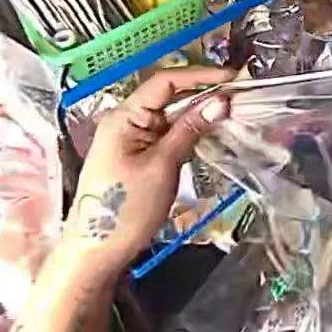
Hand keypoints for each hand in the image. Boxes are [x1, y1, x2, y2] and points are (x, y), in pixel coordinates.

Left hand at [59, 66, 234, 280]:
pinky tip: (210, 131)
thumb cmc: (125, 209)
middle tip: (237, 93)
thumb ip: (191, 129)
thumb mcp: (162, 166)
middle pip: (168, 95)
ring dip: (198, 111)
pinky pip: (168, 132)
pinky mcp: (138, 155)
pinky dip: (190, 129)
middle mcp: (126, 122)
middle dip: (202, 91)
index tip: (231, 78)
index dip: (200, 75)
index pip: (165, 82)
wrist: (95, 256)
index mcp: (124, 117)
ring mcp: (131, 139)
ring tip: (230, 110)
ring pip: (170, 114)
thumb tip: (221, 101)